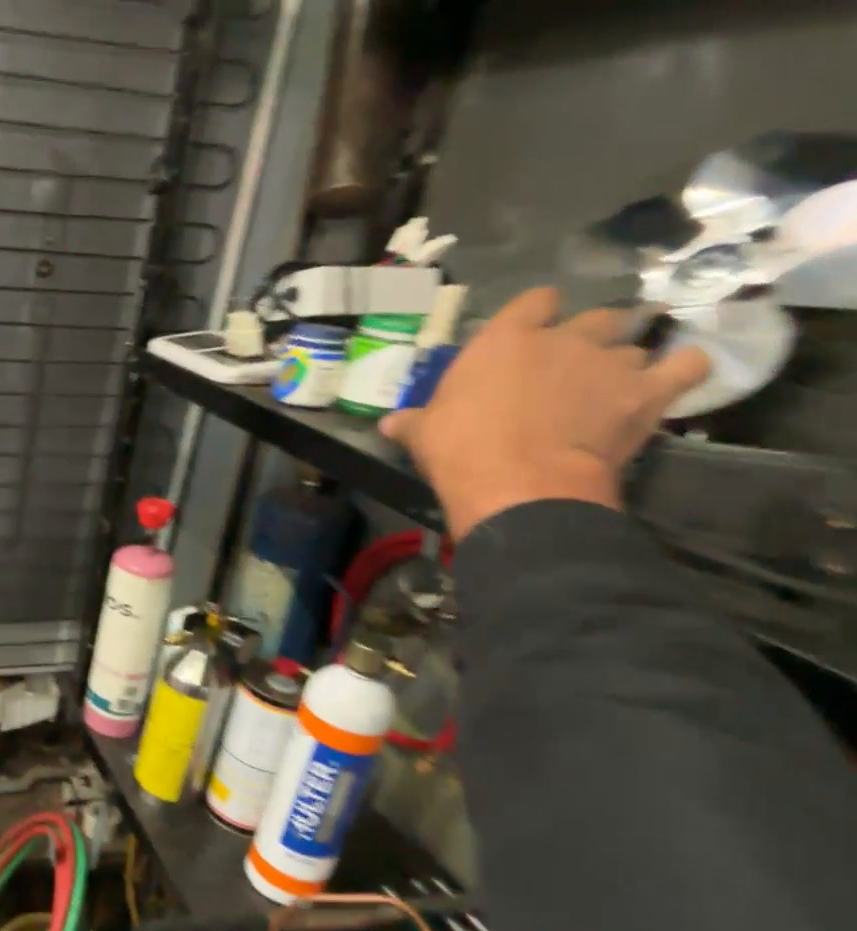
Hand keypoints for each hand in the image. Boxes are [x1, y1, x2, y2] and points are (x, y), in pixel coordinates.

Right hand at [380, 287, 709, 539]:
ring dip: (627, 361)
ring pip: (634, 344)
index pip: (535, 301)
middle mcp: (564, 338)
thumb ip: (413, 422)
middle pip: (596, 318)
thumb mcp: (424, 434)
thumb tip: (388, 425)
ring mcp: (612, 362)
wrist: (521, 484)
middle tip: (576, 365)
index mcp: (505, 339)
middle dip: (591, 335)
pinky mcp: (649, 391)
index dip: (537, 314)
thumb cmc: (461, 450)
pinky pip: (687, 365)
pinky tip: (673, 380)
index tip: (532, 332)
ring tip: (617, 385)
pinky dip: (685, 369)